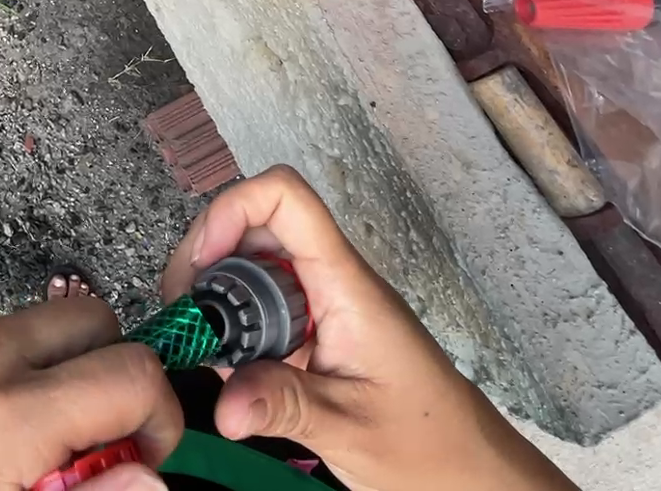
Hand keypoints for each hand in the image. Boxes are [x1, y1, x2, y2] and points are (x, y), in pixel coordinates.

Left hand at [0, 296, 181, 490]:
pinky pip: (5, 330)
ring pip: (52, 320)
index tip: (147, 456)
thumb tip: (151, 480)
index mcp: (2, 416)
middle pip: (98, 319)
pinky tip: (0, 420)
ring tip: (46, 436)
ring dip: (70, 368)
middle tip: (101, 440)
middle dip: (117, 373)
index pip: (130, 373)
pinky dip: (27, 364)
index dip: (158, 416)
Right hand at [162, 166, 577, 490]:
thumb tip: (222, 406)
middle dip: (208, 252)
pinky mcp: (316, 325)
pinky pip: (265, 296)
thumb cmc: (432, 447)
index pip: (285, 197)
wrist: (477, 474)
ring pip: (256, 257)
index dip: (232, 209)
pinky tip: (227, 361)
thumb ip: (283, 405)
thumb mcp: (351, 429)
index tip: (201, 265)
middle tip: (183, 306)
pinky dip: (234, 317)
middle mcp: (330, 277)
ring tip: (198, 336)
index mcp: (344, 282)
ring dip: (218, 286)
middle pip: (258, 221)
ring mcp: (322, 299)